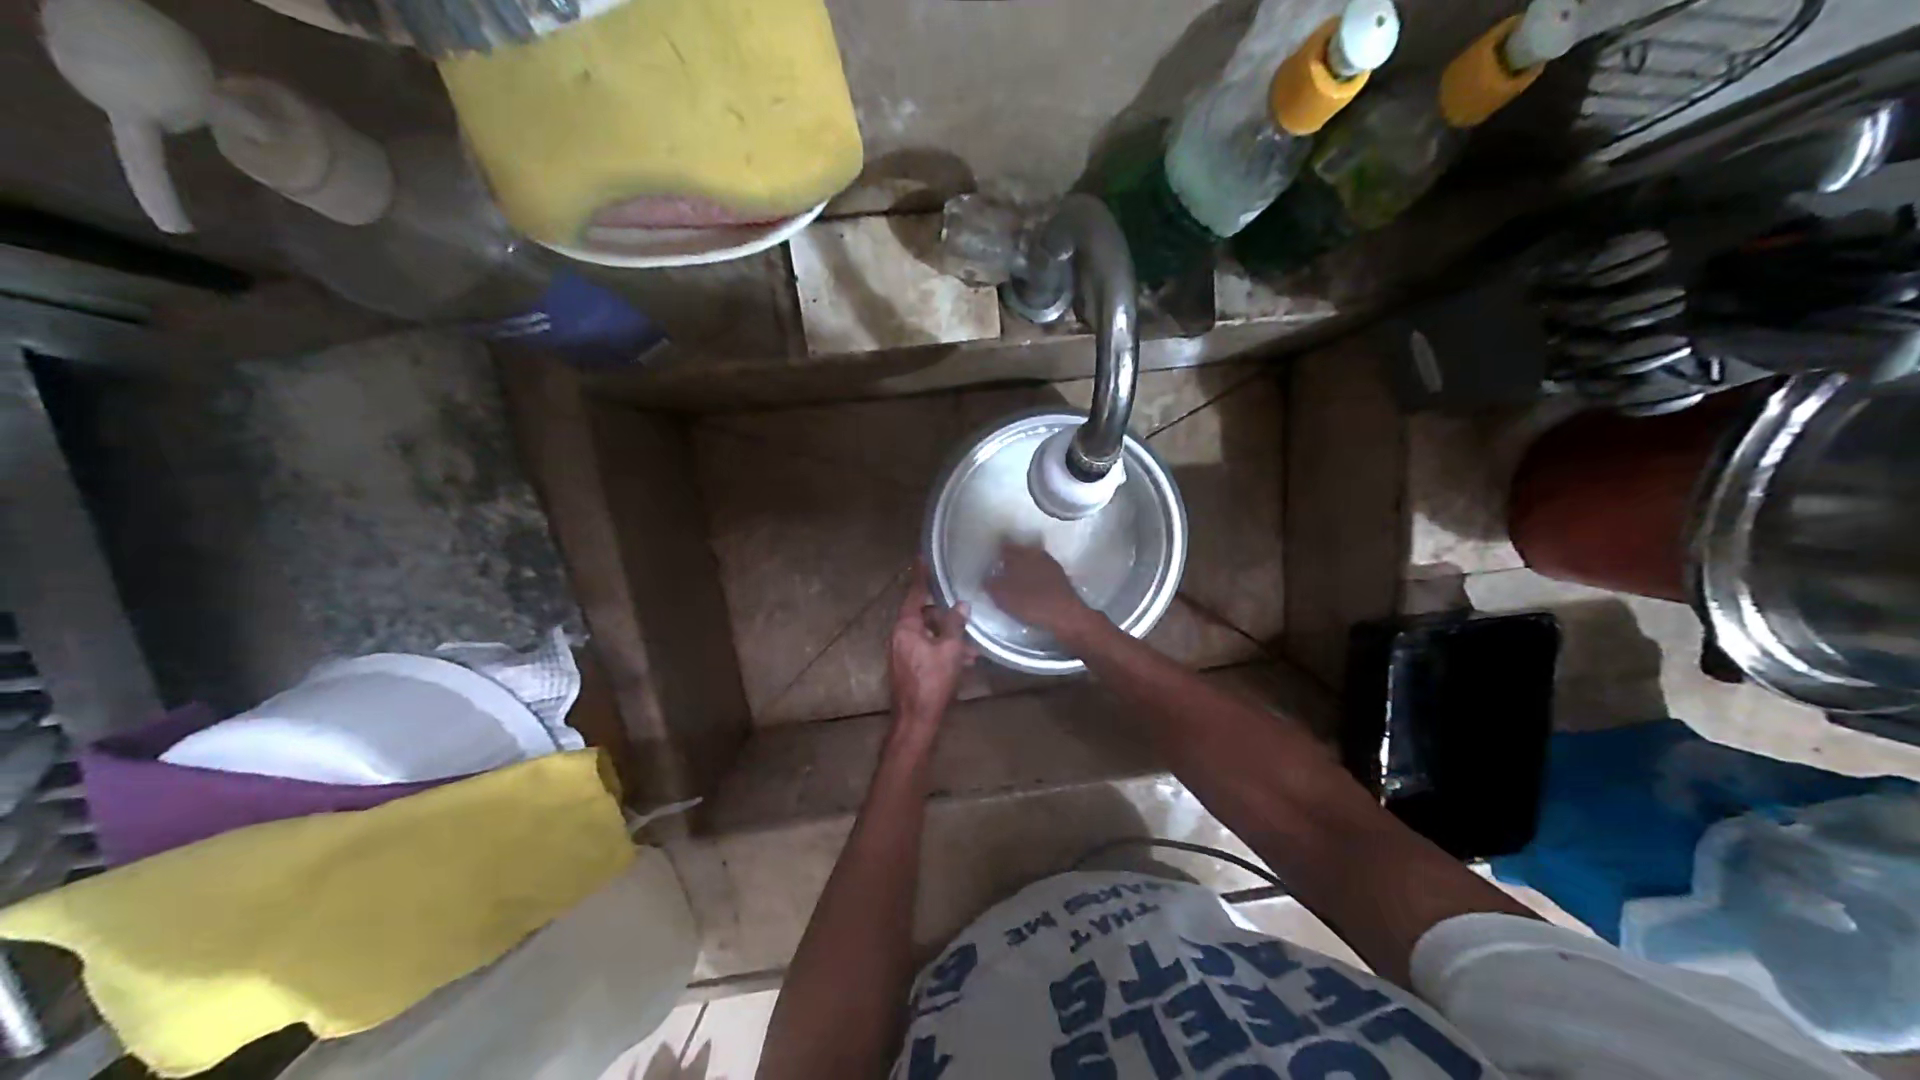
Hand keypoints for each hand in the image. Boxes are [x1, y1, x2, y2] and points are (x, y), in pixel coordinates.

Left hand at [889, 561, 974, 727]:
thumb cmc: (933, 682)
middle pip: (923, 615)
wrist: (916, 720)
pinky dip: (942, 650)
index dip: (921, 576)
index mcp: (905, 627)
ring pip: (928, 635)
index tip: (923, 558)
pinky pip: (926, 649)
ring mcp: (902, 652)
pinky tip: (964, 661)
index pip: (914, 594)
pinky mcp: (908, 667)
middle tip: (965, 614)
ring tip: (972, 648)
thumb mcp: (950, 650)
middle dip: (945, 616)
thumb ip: (955, 625)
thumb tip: (961, 605)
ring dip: (948, 638)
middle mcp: (899, 636)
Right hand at [984, 540, 1100, 638]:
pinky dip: (1035, 577)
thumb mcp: (1002, 596)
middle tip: (1002, 570)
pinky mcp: (1061, 577)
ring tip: (1016, 580)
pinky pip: (1042, 572)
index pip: (1005, 547)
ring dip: (1025, 568)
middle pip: (1020, 552)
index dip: (997, 553)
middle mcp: (1037, 553)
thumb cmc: (1030, 603)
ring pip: (1032, 561)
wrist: (1065, 615)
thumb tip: (986, 578)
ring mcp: (1051, 564)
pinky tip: (1032, 587)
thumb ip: (990, 584)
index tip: (991, 560)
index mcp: (1020, 553)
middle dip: (1011, 559)